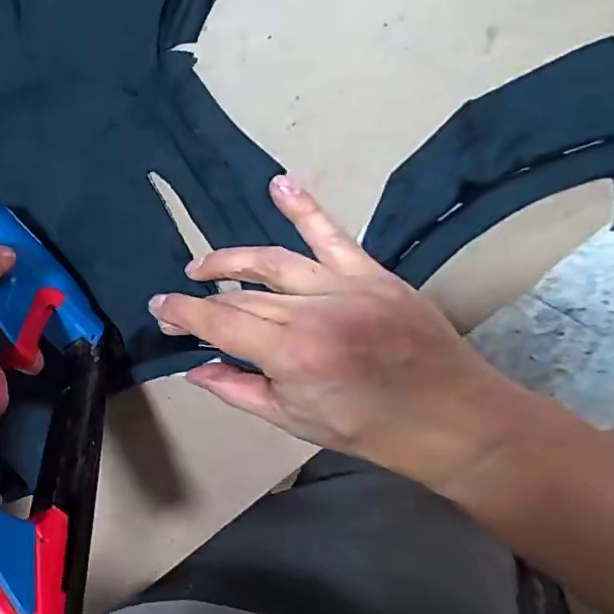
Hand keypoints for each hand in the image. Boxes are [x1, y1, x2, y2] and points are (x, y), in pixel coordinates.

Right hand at [149, 175, 535, 491]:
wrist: (454, 419)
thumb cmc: (369, 429)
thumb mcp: (292, 419)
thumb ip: (237, 390)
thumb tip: (194, 368)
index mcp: (292, 355)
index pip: (219, 322)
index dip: (182, 314)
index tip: (159, 308)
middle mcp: (313, 313)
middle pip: (242, 296)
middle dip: (201, 299)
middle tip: (178, 303)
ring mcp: (345, 287)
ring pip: (272, 261)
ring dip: (231, 260)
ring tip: (203, 265)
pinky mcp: (372, 274)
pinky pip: (332, 234)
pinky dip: (304, 207)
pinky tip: (279, 184)